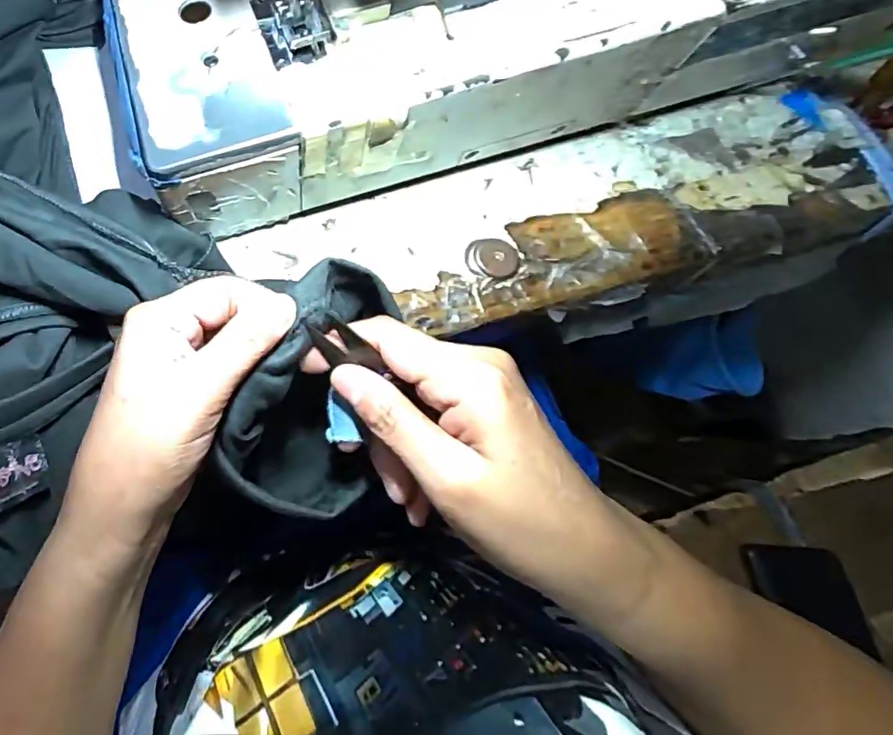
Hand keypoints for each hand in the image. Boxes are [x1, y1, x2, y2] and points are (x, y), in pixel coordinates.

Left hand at [65, 277, 295, 542]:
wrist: (121, 514)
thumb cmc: (152, 447)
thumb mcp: (200, 390)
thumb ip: (245, 342)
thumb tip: (289, 303)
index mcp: (160, 318)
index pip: (226, 291)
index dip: (265, 306)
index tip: (302, 334)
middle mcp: (168, 329)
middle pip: (231, 310)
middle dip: (268, 328)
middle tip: (307, 353)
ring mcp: (179, 357)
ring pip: (234, 337)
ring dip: (264, 349)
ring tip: (298, 365)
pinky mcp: (190, 384)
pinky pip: (229, 361)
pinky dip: (253, 367)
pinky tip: (274, 378)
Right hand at [324, 317, 651, 610]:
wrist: (591, 557)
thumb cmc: (520, 524)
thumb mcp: (445, 477)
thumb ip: (390, 419)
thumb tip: (340, 372)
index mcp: (468, 373)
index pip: (387, 336)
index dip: (339, 345)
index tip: (301, 369)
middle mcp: (476, 364)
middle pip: (396, 371)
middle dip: (379, 425)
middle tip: (386, 482)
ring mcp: (484, 382)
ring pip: (410, 397)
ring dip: (398, 448)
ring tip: (412, 500)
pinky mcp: (486, 402)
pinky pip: (433, 412)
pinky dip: (419, 448)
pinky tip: (427, 494)